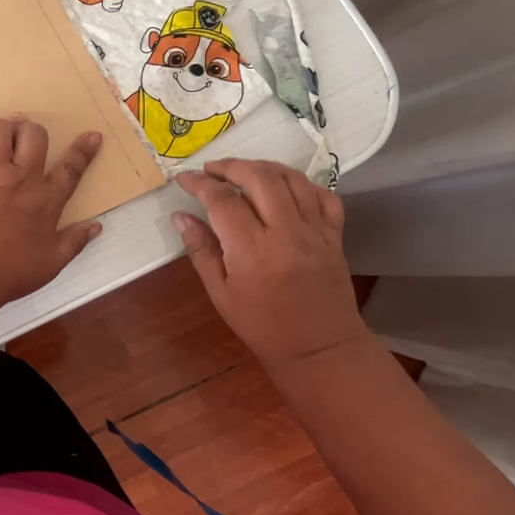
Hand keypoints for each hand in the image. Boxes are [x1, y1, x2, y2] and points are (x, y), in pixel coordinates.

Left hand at [0, 114, 103, 303]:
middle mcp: (22, 177)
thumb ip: (74, 242)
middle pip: (34, 136)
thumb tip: (97, 227)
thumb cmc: (10, 271)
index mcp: (47, 200)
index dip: (83, 150)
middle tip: (22, 131)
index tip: (91, 134)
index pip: (71, 168)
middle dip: (30, 129)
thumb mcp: (51, 263)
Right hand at [173, 159, 369, 368]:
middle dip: (231, 166)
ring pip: (292, 180)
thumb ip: (200, 249)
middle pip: (260, 178)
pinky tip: (283, 188)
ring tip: (242, 172)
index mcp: (252, 250)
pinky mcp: (334, 236)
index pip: (222, 200)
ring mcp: (316, 232)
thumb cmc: (261, 324)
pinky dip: (301, 183)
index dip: (199, 183)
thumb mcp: (219, 291)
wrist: (319, 348)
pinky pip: (324, 196)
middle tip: (211, 170)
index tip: (183, 179)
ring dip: (264, 167)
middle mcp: (287, 233)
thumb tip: (180, 216)